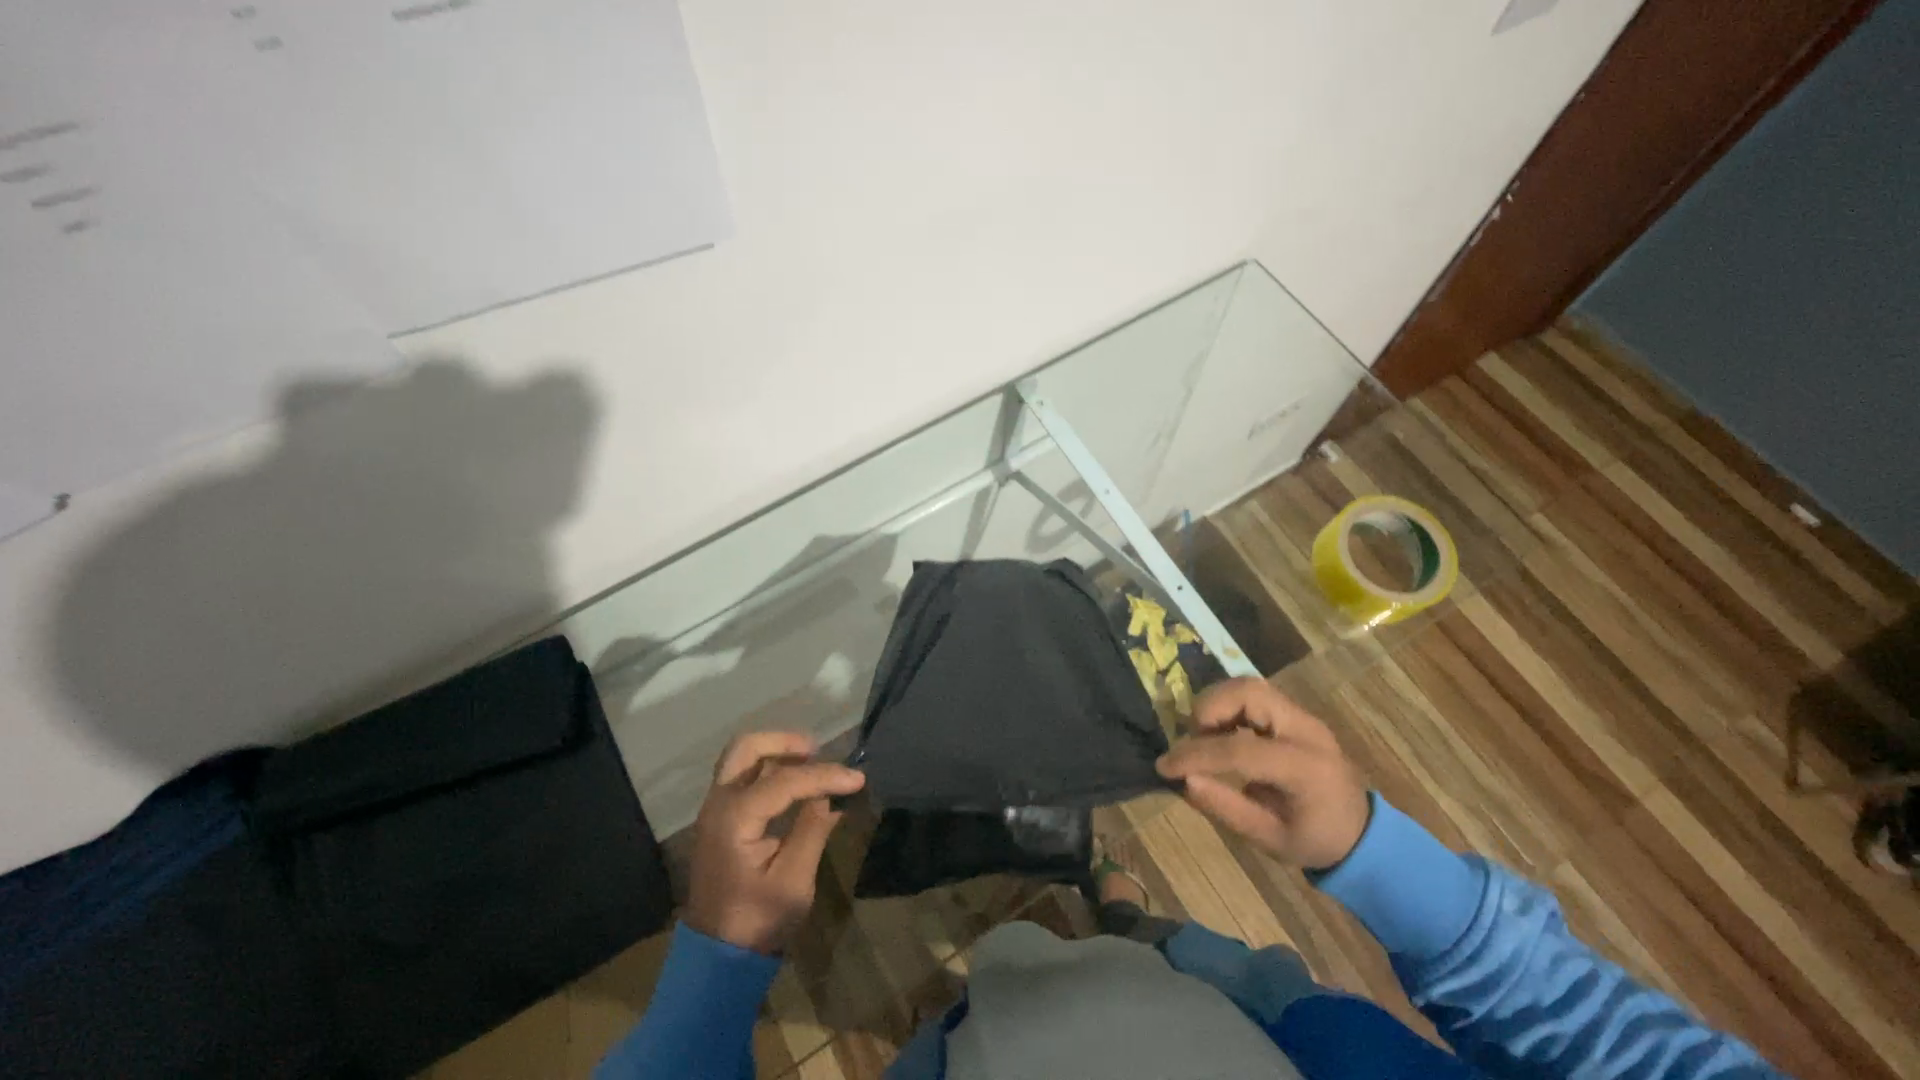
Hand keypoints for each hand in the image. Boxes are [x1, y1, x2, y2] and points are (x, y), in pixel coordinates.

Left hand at [684, 732, 865, 953]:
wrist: (716, 955)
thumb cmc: (757, 920)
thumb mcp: (793, 880)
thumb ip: (812, 830)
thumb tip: (830, 797)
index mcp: (735, 818)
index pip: (784, 780)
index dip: (824, 775)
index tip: (858, 779)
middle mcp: (718, 804)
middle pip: (746, 748)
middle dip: (785, 742)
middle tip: (819, 751)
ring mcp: (714, 811)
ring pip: (740, 759)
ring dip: (775, 753)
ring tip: (811, 763)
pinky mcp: (719, 821)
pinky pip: (741, 778)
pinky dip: (767, 770)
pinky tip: (795, 784)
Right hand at [1156, 677, 1370, 870]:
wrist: (1362, 833)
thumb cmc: (1316, 841)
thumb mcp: (1269, 839)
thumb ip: (1227, 808)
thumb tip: (1184, 781)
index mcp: (1305, 769)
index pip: (1241, 749)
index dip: (1196, 755)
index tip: (1164, 766)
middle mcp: (1307, 731)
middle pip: (1250, 692)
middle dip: (1209, 709)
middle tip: (1191, 739)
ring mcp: (1304, 718)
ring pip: (1250, 686)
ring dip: (1217, 704)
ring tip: (1203, 737)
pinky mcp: (1296, 715)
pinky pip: (1256, 696)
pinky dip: (1229, 707)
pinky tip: (1220, 734)